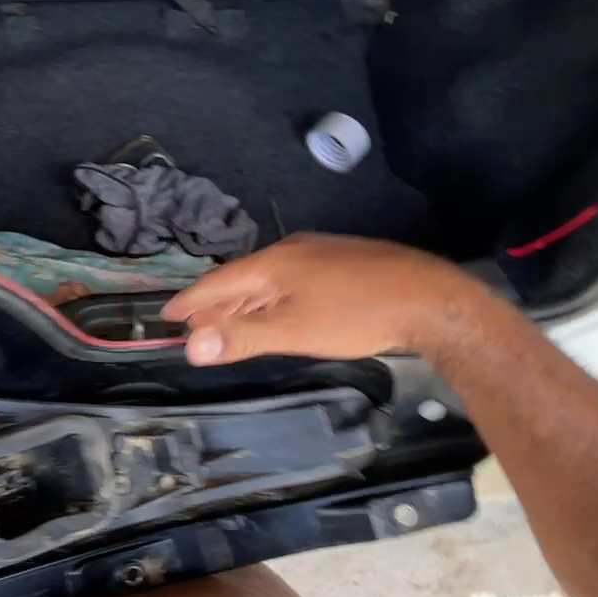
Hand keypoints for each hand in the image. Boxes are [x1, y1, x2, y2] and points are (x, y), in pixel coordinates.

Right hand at [160, 233, 499, 365]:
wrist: (430, 300)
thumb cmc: (356, 316)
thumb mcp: (293, 331)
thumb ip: (242, 338)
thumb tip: (192, 346)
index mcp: (274, 263)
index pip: (218, 282)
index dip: (191, 302)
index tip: (167, 316)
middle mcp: (292, 250)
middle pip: (241, 280)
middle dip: (215, 306)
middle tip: (193, 328)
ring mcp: (320, 254)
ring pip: (268, 280)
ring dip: (244, 304)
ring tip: (227, 324)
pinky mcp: (343, 264)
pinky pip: (292, 280)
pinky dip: (272, 300)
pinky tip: (278, 312)